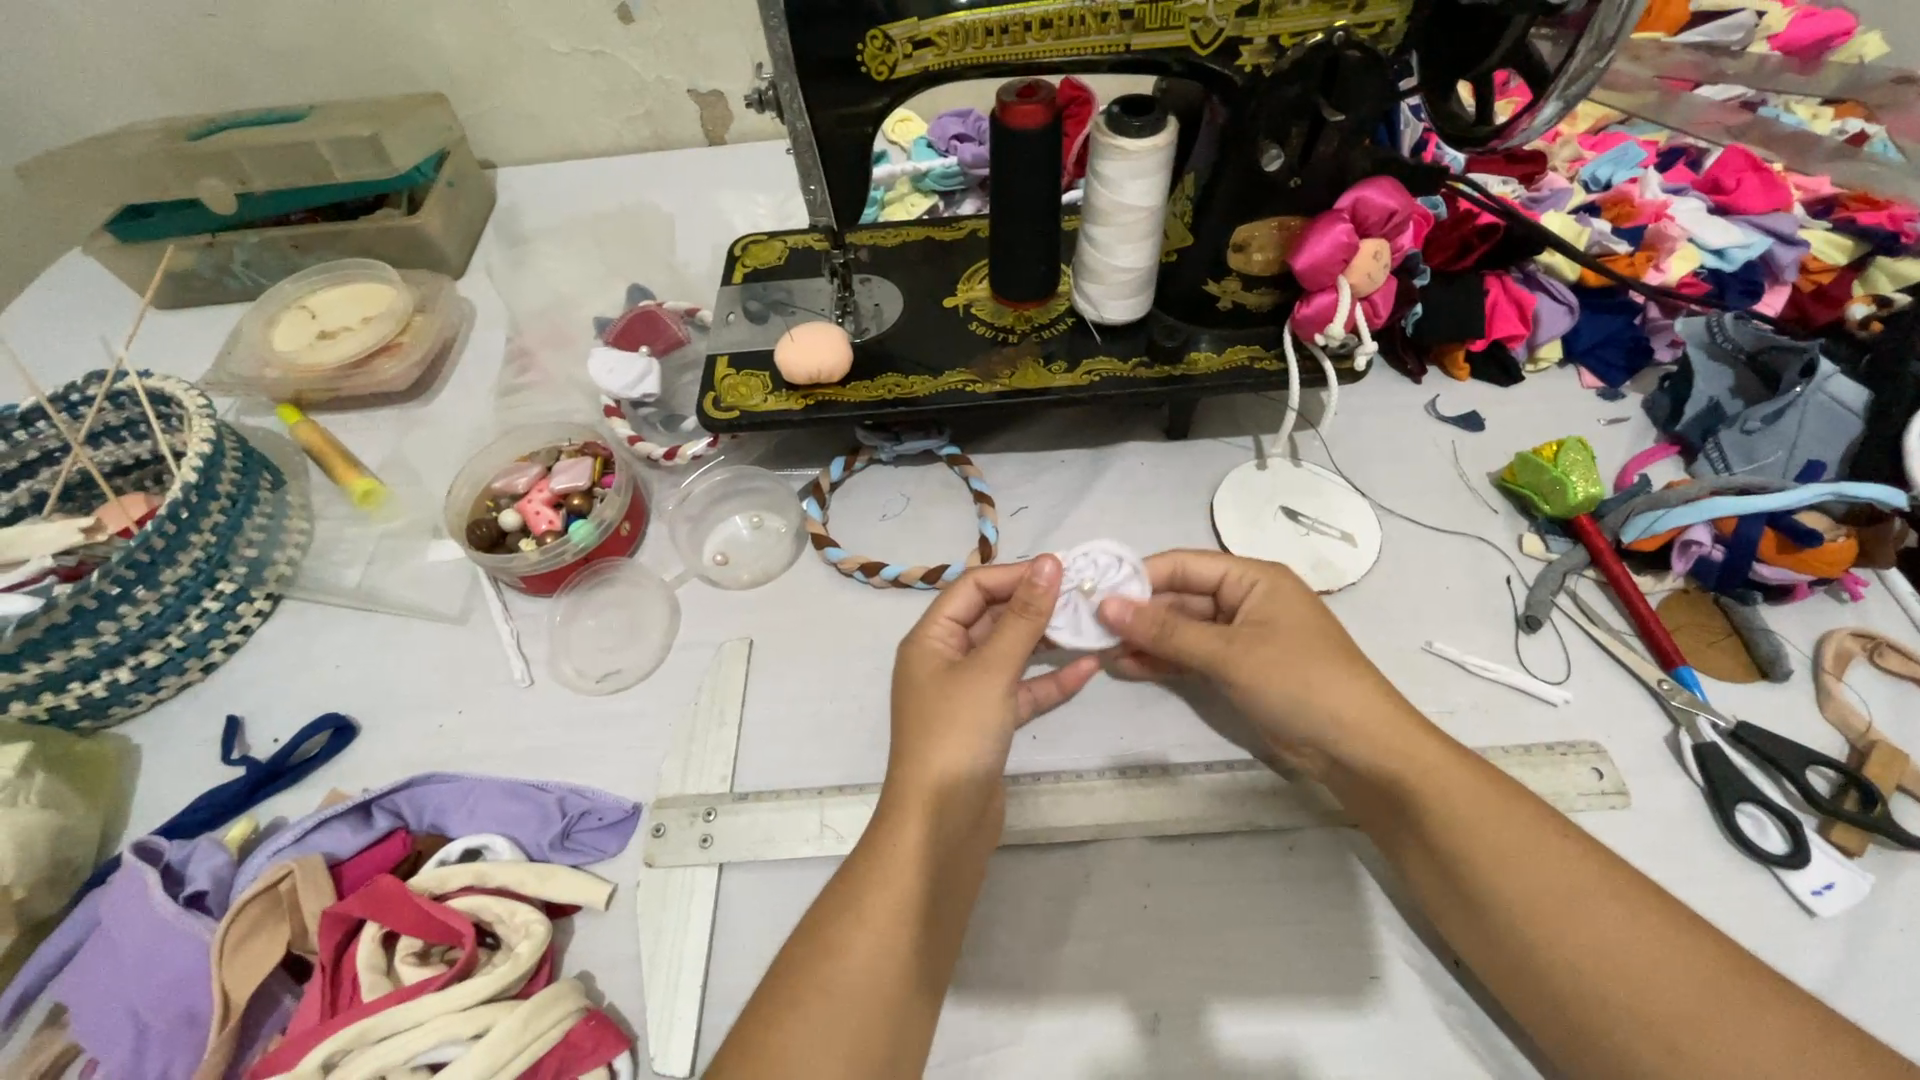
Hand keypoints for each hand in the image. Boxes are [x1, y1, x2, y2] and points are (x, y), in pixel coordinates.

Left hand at [888, 556, 1101, 818]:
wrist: (941, 824)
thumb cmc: (957, 735)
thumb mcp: (991, 670)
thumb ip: (1023, 617)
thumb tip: (1049, 563)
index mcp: (931, 638)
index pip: (974, 587)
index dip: (1016, 575)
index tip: (1064, 571)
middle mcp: (945, 659)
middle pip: (993, 618)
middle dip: (1037, 606)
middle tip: (1087, 597)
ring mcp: (967, 694)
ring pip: (1011, 655)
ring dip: (1048, 641)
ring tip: (1093, 625)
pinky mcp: (988, 724)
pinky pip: (1021, 690)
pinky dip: (1050, 681)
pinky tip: (1089, 668)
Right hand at [1098, 550, 1428, 777]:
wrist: (1358, 747)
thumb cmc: (1299, 683)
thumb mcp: (1229, 653)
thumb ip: (1165, 631)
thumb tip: (1106, 606)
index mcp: (1252, 578)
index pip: (1183, 565)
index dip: (1138, 577)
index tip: (1094, 593)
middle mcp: (1245, 600)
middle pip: (1179, 597)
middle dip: (1137, 613)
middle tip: (1088, 627)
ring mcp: (1241, 636)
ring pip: (1182, 629)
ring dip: (1145, 639)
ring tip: (1099, 651)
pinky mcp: (1239, 669)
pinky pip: (1192, 656)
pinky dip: (1163, 661)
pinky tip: (1128, 666)